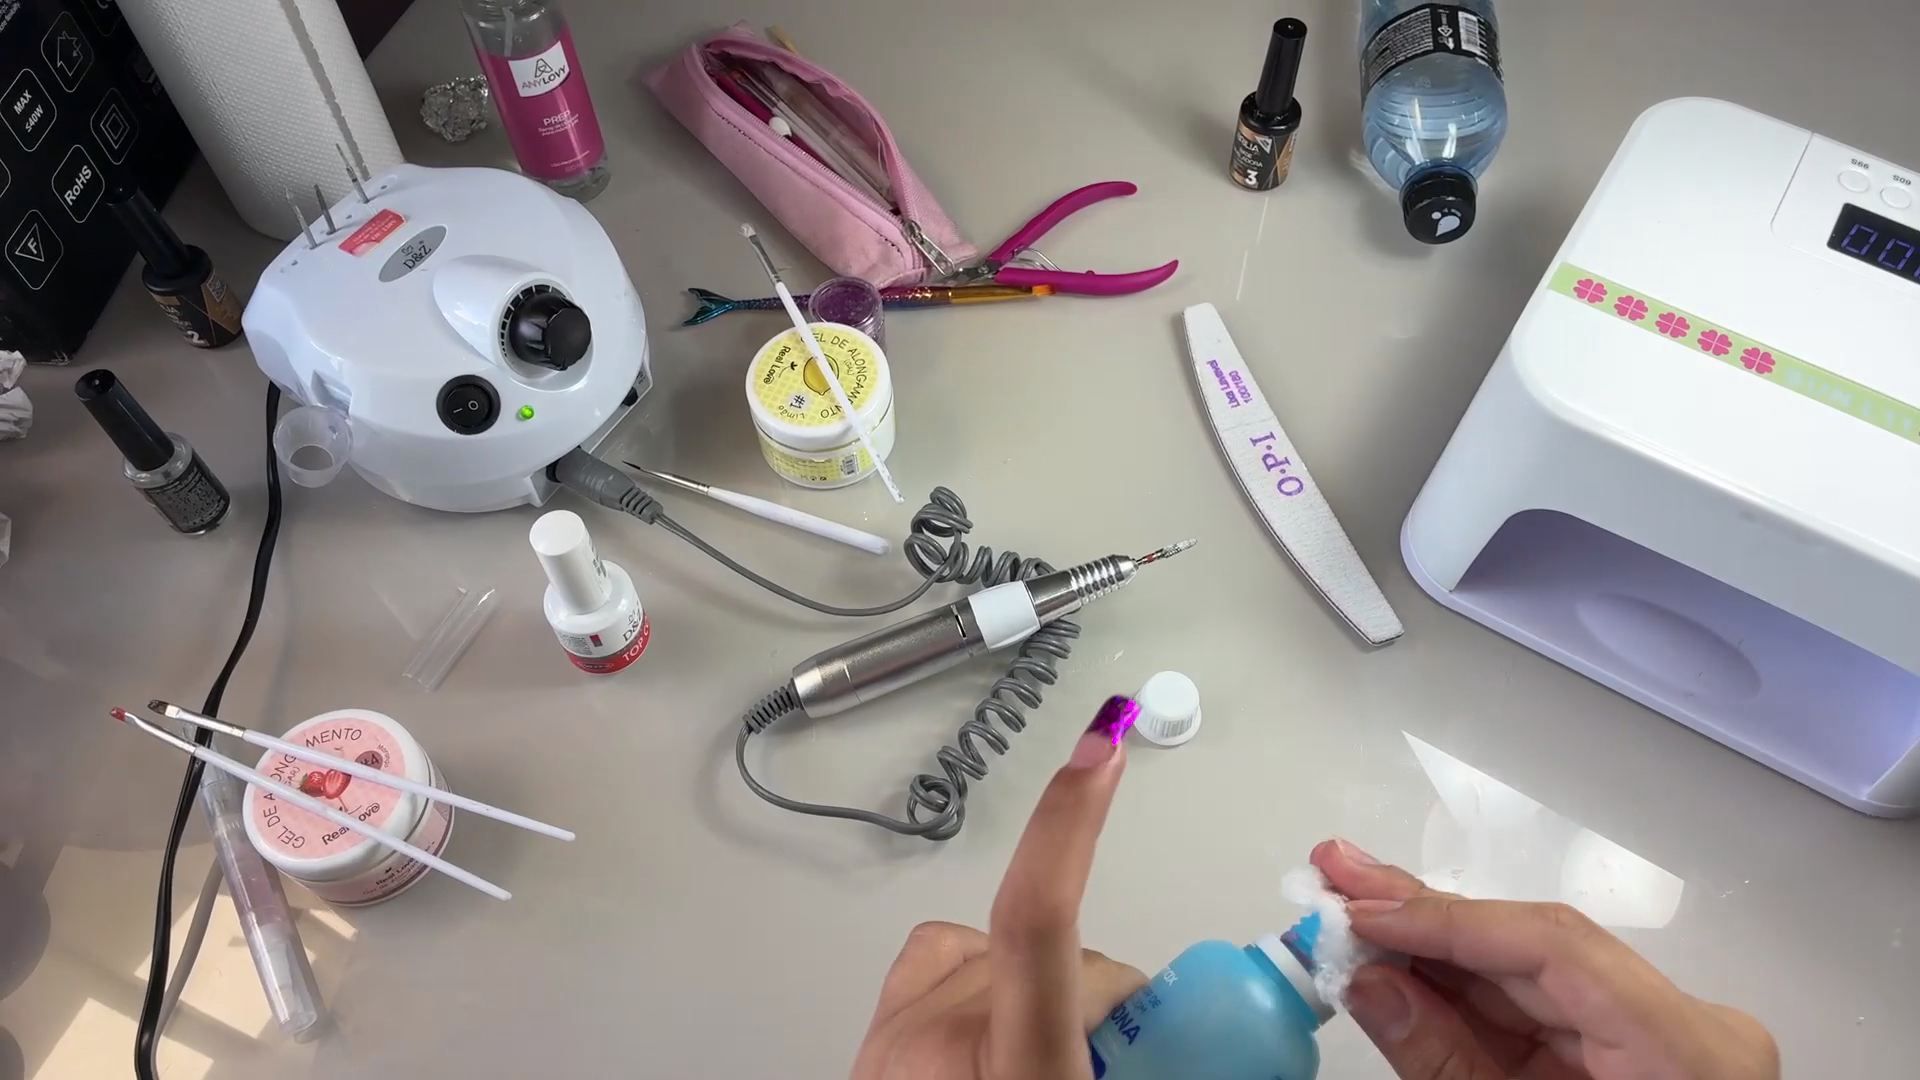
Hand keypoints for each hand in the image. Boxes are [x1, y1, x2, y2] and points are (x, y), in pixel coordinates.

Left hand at [850, 705, 1146, 1079]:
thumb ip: (1129, 1052)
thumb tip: (1157, 1008)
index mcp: (1018, 1075)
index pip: (1037, 918)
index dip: (1067, 823)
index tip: (1097, 751)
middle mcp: (943, 1046)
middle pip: (1049, 940)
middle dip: (1096, 982)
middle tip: (1111, 1051)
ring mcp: (898, 1034)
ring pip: (1001, 944)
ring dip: (1040, 981)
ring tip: (1048, 1052)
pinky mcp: (876, 1029)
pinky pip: (945, 947)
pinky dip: (984, 962)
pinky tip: (995, 1007)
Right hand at [1313, 840, 1778, 1079]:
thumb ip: (1445, 1063)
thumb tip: (1363, 978)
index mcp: (1683, 1052)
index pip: (1552, 946)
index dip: (1444, 921)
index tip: (1358, 914)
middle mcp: (1671, 1020)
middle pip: (1522, 942)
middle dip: (1416, 908)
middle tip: (1333, 866)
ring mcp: (1637, 1027)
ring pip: (1506, 961)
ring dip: (1416, 933)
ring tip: (1341, 891)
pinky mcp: (1602, 1042)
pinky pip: (1510, 997)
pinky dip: (1440, 976)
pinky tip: (1382, 942)